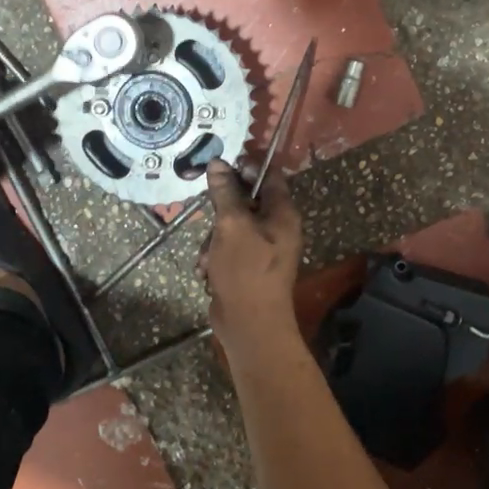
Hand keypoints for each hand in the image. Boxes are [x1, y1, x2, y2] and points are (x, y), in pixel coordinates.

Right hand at [201, 160, 303, 351]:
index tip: (219, 164)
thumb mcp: (232, 225)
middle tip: (207, 216)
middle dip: (221, 210)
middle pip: (245, 201)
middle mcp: (276, 228)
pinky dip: (213, 257)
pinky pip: (226, 249)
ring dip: (213, 238)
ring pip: (230, 226)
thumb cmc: (246, 270)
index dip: (245, 166)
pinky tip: (206, 271)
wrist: (250, 325)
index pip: (268, 176)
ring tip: (208, 257)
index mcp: (282, 213)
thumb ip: (225, 193)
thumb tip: (217, 163)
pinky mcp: (246, 267)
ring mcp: (262, 249)